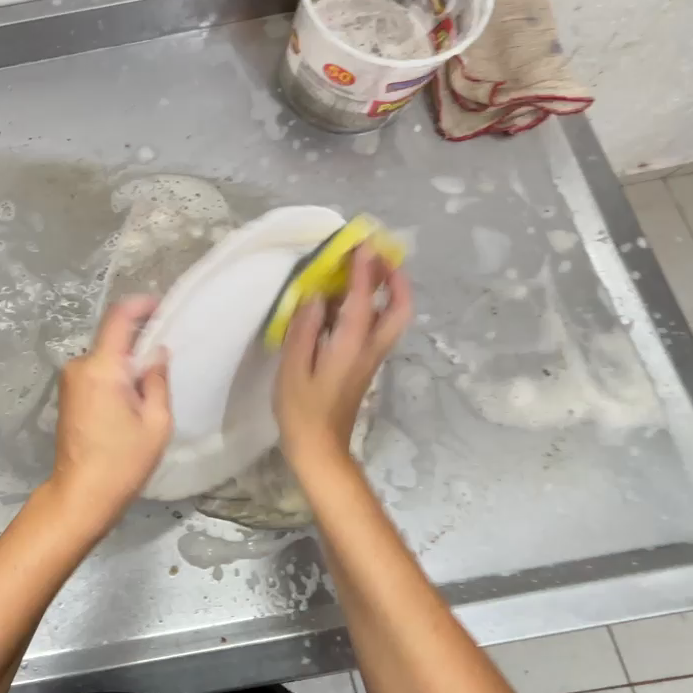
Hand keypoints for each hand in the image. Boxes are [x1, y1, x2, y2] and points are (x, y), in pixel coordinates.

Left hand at [41, 296, 172, 536]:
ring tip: (150, 389)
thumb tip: (157, 353)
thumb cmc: (122, 462)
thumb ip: (157, 380)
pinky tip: (130, 402)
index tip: (162, 306)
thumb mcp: (156, 423)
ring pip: (105, 358)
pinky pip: (96, 373)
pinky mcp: (67, 394)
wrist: (80, 495)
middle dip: (139, 344)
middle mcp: (80, 365)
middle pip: (113, 339)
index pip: (119, 317)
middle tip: (166, 360)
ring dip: (126, 365)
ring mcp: (70, 380)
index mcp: (102, 367)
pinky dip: (114, 377)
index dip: (141, 305)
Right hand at [276, 247, 412, 467]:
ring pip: (391, 316)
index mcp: (351, 346)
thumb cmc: (301, 410)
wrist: (319, 448)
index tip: (362, 244)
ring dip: (386, 288)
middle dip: (394, 278)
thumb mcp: (294, 368)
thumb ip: (305, 329)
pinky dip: (372, 304)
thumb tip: (316, 295)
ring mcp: (370, 357)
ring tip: (366, 267)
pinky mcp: (363, 364)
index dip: (364, 270)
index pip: (362, 300)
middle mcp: (369, 348)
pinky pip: (376, 325)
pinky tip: (347, 299)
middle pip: (398, 308)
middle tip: (378, 255)